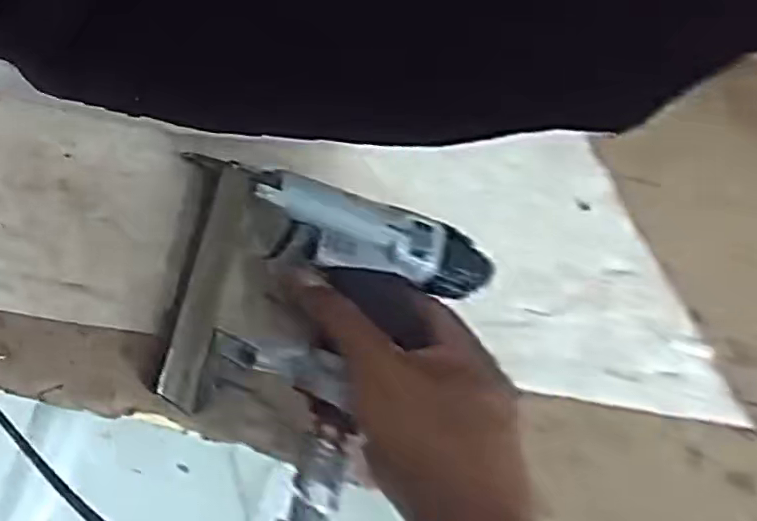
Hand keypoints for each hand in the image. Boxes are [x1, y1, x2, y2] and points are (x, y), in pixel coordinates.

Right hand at [290, 271, 534, 520]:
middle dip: (345, 328)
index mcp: (468, 357)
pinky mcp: (431, 442)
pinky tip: (324, 403)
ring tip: (306, 364)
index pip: (414, 299)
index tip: (321, 276)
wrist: (455, 519)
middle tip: (306, 318)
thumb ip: (337, 316)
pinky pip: (385, 403)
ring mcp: (452, 416)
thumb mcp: (373, 365)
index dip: (367, 282)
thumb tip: (298, 272)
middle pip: (395, 336)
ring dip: (342, 365)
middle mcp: (467, 382)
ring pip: (385, 371)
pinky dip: (353, 397)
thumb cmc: (424, 433)